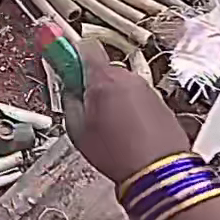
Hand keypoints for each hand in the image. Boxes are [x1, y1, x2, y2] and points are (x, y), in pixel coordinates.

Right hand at [70, 38, 191, 184]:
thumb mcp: (76, 127)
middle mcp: (128, 78)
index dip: (69, 51)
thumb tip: (66, 88)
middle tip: (81, 103)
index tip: (59, 56)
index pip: (84, 47)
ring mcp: (147, 90)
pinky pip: (136, 97)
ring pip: (119, 83)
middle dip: (90, 81)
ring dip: (110, 96)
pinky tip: (123, 130)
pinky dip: (128, 107)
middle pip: (101, 68)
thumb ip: (68, 99)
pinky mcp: (160, 103)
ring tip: (105, 123)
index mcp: (104, 79)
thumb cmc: (118, 153)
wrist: (159, 173)